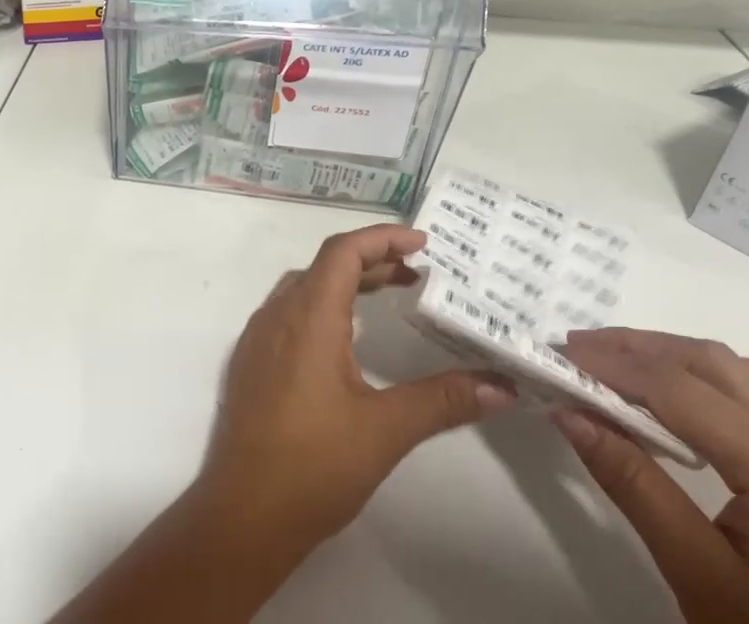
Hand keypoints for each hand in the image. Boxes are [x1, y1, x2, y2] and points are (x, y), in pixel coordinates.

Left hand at [198, 224, 516, 552]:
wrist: (245, 510)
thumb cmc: (314, 463)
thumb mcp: (387, 428)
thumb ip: (444, 400)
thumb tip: (504, 386)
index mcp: (306, 318)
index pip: (341, 253)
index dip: (382, 239)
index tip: (424, 243)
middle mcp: (275, 318)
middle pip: (323, 268)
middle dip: (372, 262)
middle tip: (420, 274)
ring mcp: (257, 341)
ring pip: (302, 291)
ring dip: (345, 285)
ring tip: (392, 297)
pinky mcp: (251, 365)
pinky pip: (288, 317)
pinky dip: (323, 309)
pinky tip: (348, 341)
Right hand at [555, 329, 748, 623]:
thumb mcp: (690, 563)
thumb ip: (630, 481)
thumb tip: (567, 412)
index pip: (680, 390)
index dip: (612, 366)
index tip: (555, 355)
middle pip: (712, 364)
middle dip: (636, 347)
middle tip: (574, 350)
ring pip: (738, 369)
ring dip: (670, 354)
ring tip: (613, 364)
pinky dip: (704, 375)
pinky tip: (672, 395)